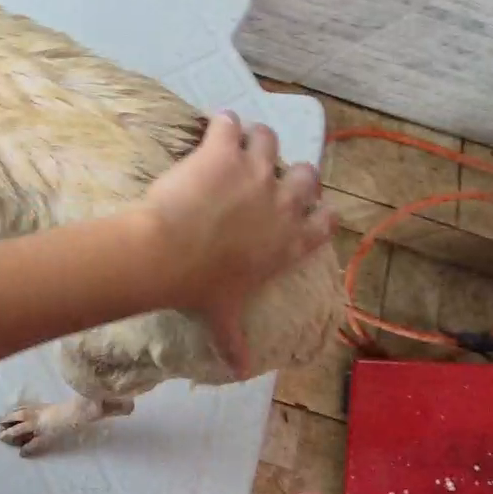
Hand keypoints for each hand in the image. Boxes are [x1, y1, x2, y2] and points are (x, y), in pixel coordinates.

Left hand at [130, 112, 334, 375]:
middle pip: (306, 174)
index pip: (325, 221)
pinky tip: (214, 123)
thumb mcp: (222, 319)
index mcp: (289, 242)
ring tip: (239, 139)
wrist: (168, 254)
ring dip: (257, 138)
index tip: (307, 207)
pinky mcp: (224, 150)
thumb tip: (241, 371)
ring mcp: (255, 172)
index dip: (318, 210)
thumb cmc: (198, 289)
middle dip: (291, 170)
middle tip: (268, 170)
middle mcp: (281, 203)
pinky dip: (223, 122)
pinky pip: (230, 123)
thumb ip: (234, 342)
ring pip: (270, 139)